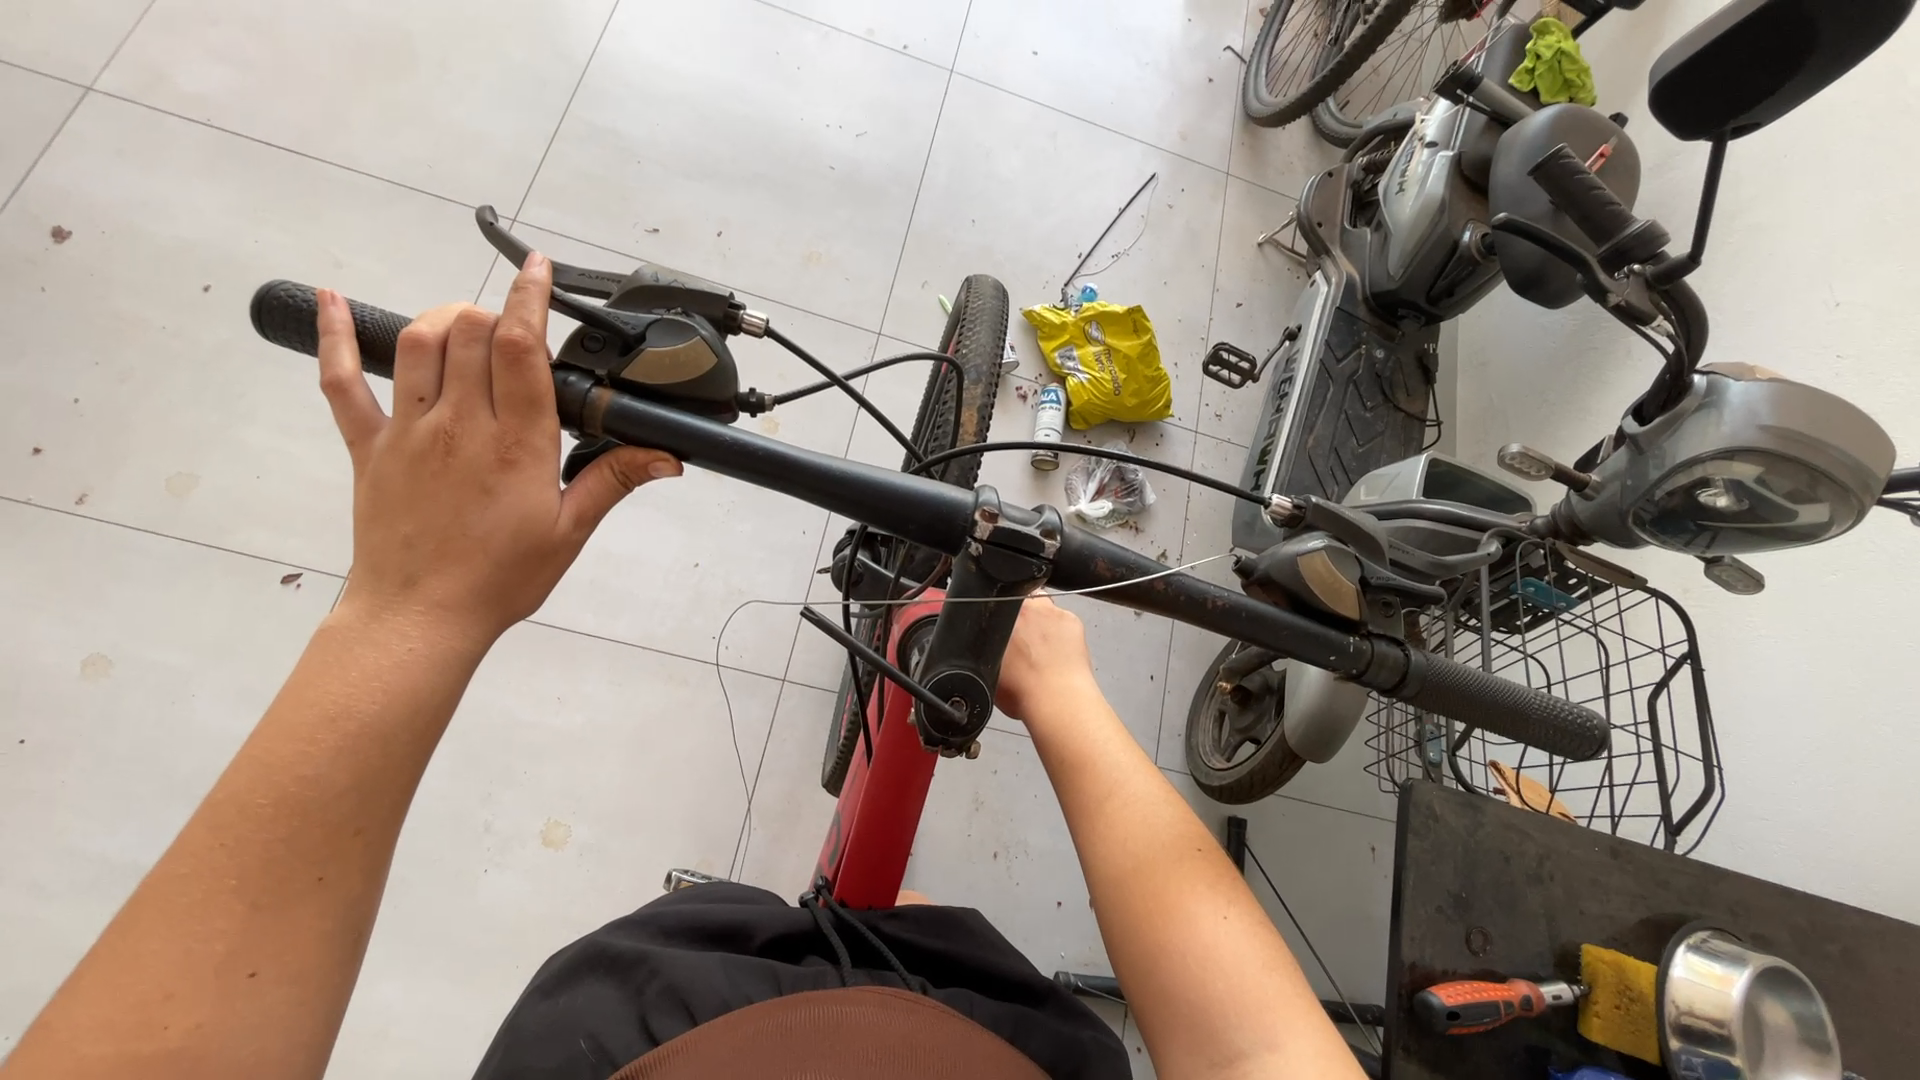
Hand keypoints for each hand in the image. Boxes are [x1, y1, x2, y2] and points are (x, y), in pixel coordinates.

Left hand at [315, 254, 680, 644]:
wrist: (421, 616)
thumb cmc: (500, 578)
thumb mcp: (571, 532)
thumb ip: (613, 482)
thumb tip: (668, 456)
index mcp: (516, 444)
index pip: (522, 349)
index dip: (530, 299)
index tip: (538, 268)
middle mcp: (460, 425)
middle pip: (469, 333)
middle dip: (494, 312)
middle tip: (517, 329)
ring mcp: (408, 432)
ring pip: (416, 343)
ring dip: (442, 319)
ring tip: (467, 327)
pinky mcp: (369, 448)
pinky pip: (342, 382)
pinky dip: (333, 338)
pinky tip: (329, 302)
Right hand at [996, 594, 1096, 721]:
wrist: (1057, 700)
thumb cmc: (1024, 692)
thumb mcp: (987, 673)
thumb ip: (987, 654)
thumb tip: (988, 653)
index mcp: (999, 615)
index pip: (995, 603)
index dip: (999, 619)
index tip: (1004, 633)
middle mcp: (1025, 607)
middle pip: (1020, 601)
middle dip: (1022, 617)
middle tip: (1024, 644)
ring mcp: (1051, 611)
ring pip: (1044, 608)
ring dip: (1043, 622)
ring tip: (1044, 651)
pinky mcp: (1072, 620)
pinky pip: (1065, 620)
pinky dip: (1063, 633)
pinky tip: (1060, 653)